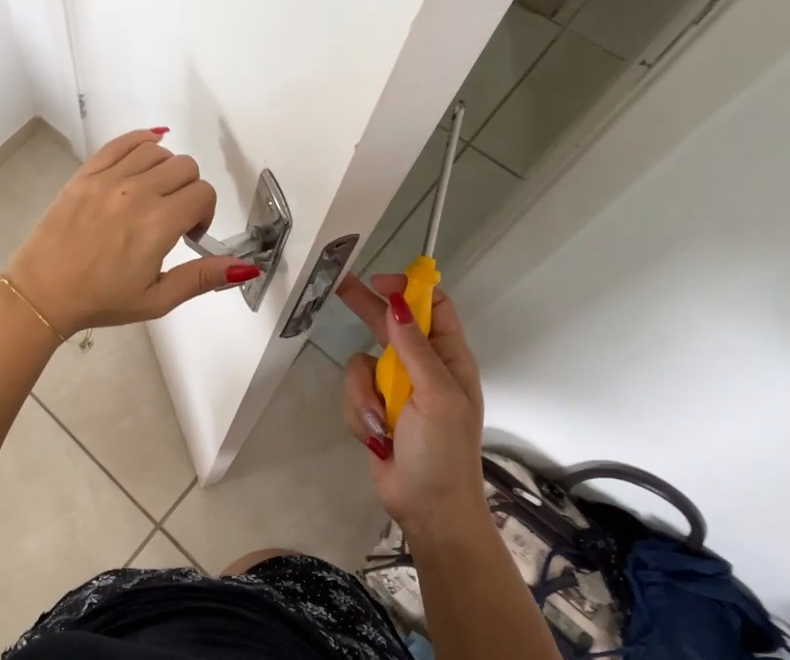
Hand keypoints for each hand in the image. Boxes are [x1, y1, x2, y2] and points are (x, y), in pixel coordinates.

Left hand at [4, 129, 259, 335]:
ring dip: (165, 168)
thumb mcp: (157, 299)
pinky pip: (121, 142)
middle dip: (189, 190)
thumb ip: (202, 278)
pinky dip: (141, 141)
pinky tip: (146, 154)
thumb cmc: (100, 300)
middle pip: (185, 167)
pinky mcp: (85, 173)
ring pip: (156, 150)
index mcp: (157, 225)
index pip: (203, 193)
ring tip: (154, 194)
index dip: (204, 213)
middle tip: (172, 216)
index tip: (189, 234)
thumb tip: (245, 266)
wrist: (43, 293)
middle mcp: (136, 193)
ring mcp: (108, 179)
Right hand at [337, 273, 488, 541]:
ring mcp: (397, 388)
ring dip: (364, 393)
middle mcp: (422, 367)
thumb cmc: (443, 452)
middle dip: (367, 309)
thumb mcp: (436, 396)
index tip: (382, 282)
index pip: (433, 307)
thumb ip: (414, 348)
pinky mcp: (374, 407)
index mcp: (449, 359)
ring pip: (362, 362)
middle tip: (340, 284)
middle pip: (390, 323)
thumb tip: (397, 302)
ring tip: (379, 422)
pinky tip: (374, 436)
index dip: (409, 289)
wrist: (428, 508)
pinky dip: (358, 412)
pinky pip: (353, 391)